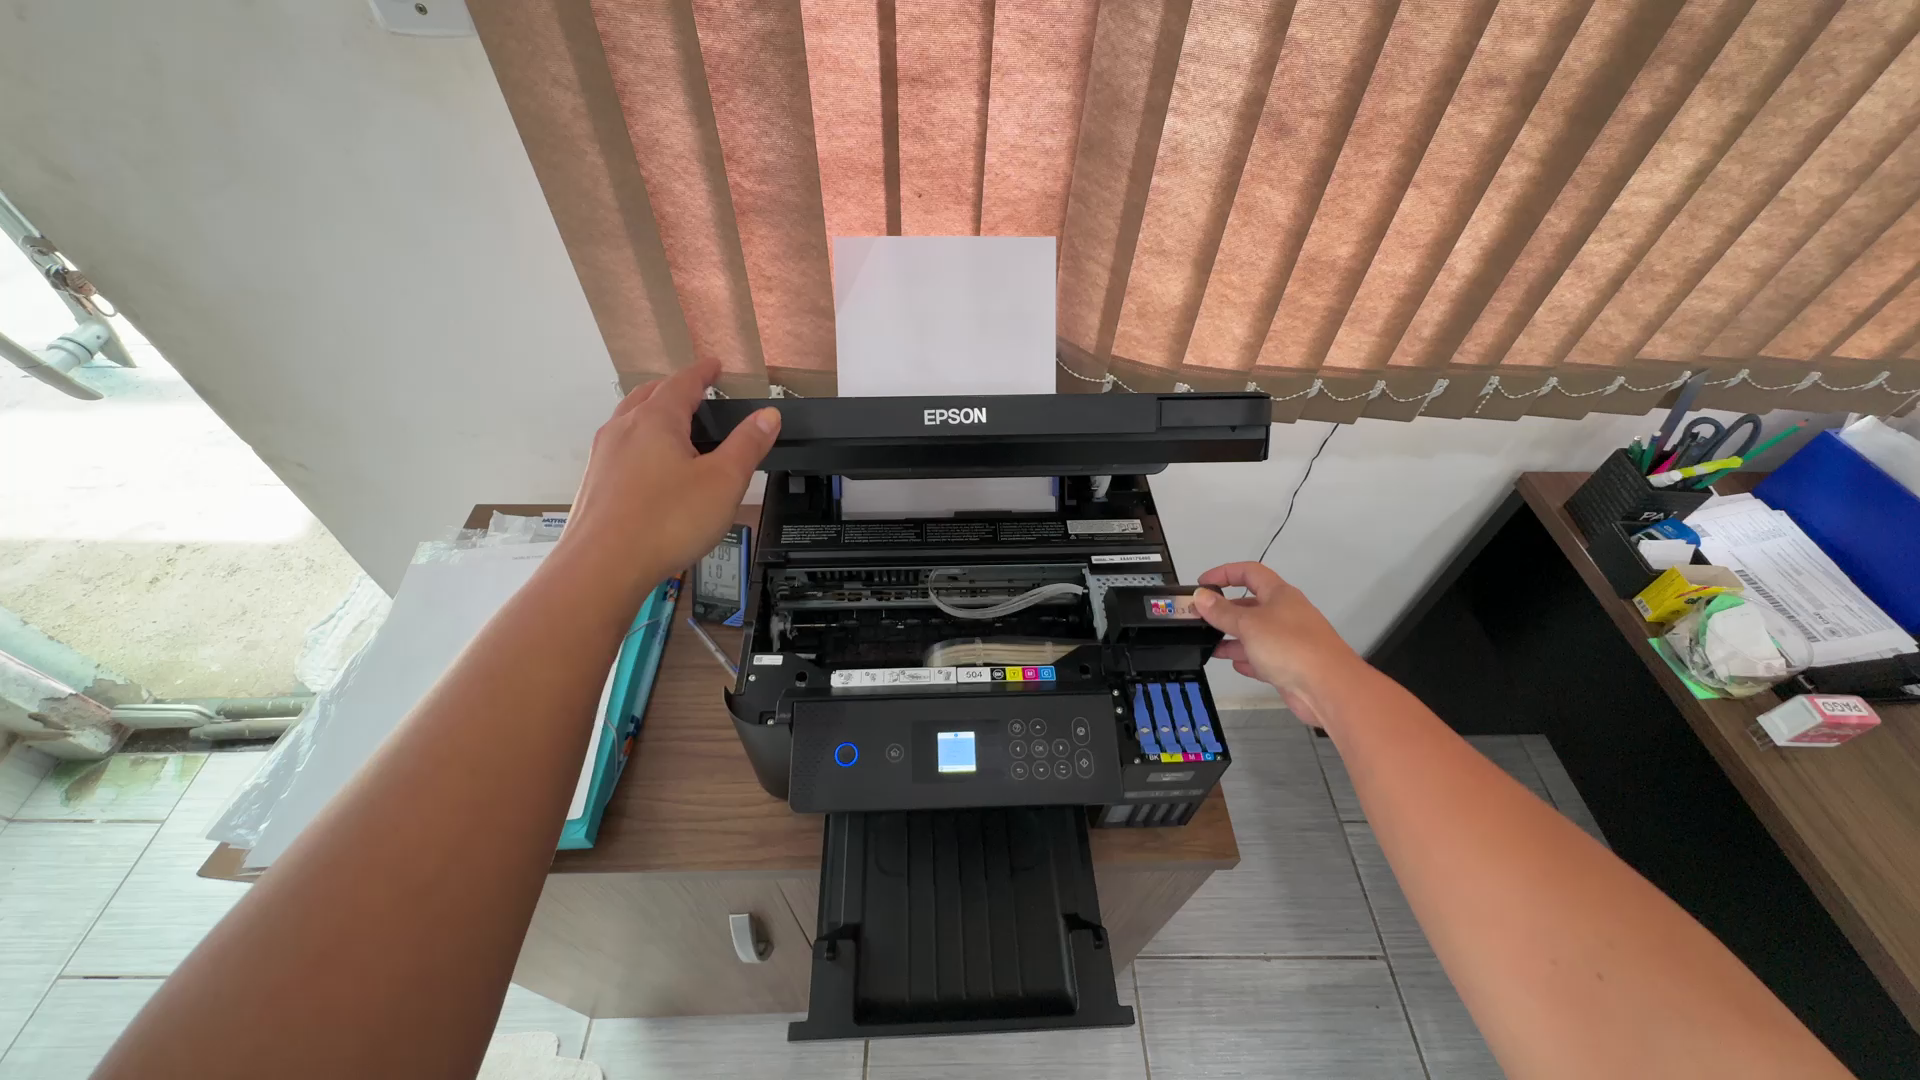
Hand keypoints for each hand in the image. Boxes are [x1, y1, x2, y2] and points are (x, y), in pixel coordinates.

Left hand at [558, 360, 779, 594]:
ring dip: (650, 413)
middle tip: (694, 391)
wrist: (603, 567)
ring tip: (671, 425)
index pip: (682, 382)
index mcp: (656, 420)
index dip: (702, 372)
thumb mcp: (723, 482)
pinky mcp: (595, 484)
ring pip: (628, 421)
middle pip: (648, 395)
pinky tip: (649, 467)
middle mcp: (623, 430)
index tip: (713, 366)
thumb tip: (768, 416)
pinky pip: (618, 449)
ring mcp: (604, 457)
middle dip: (673, 389)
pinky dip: (637, 443)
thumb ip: (748, 445)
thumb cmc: (665, 523)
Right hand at [1192, 562, 1362, 726]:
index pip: (1249, 573)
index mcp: (1279, 595)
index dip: (1224, 573)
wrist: (1328, 687)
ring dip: (1232, 638)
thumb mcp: (1249, 624)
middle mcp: (1285, 614)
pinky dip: (1248, 660)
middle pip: (1250, 605)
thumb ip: (1222, 612)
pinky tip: (1235, 664)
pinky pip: (1263, 659)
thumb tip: (1201, 596)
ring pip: (1254, 634)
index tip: (1202, 583)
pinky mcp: (1289, 666)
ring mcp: (1288, 641)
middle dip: (1224, 611)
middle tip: (1200, 619)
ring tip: (1209, 644)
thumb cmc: (1290, 646)